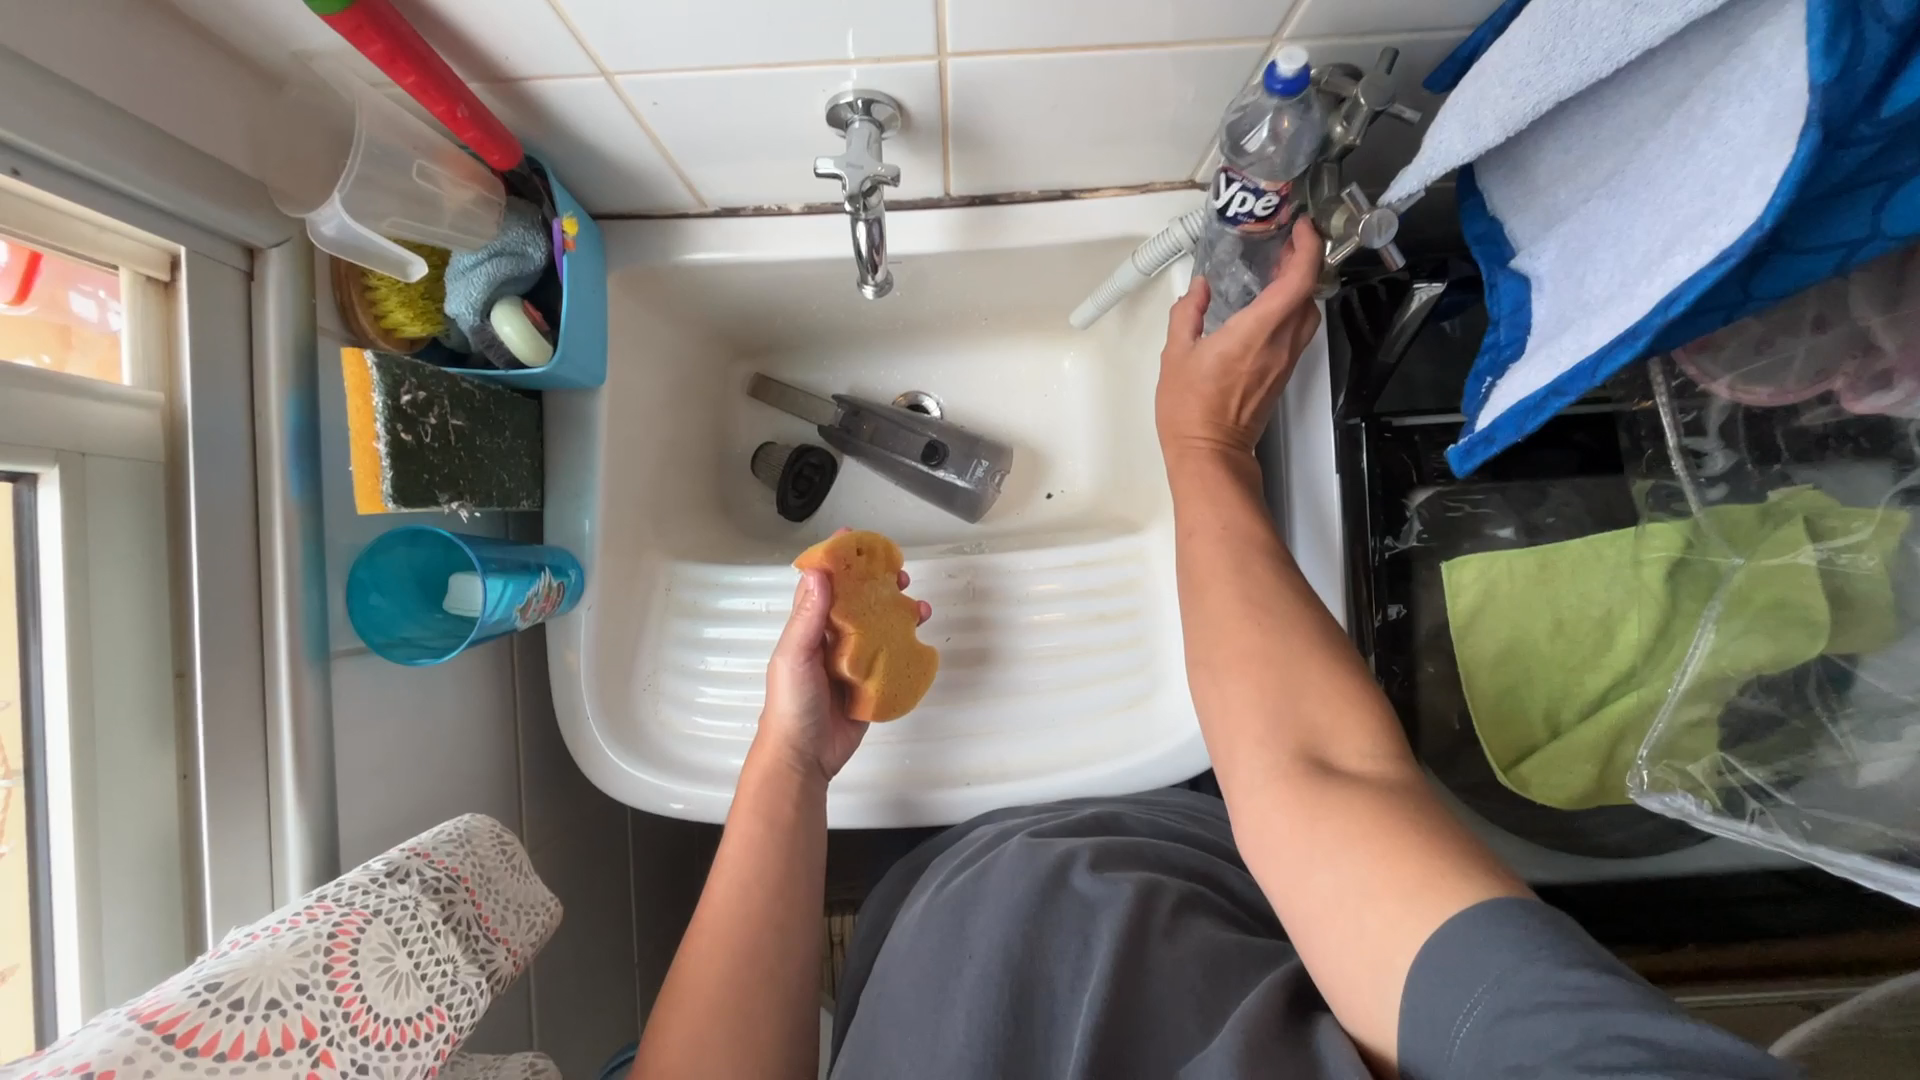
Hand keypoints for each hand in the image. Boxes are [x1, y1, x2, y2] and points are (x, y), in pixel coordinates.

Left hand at [755, 555, 932, 783]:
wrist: (805, 757)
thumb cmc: (791, 704)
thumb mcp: (795, 655)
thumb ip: (808, 616)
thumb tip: (819, 573)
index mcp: (810, 628)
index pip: (824, 585)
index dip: (838, 561)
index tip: (854, 538)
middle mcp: (833, 640)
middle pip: (859, 602)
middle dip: (879, 585)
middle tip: (899, 574)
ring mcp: (854, 662)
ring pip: (881, 628)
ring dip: (900, 614)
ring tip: (919, 608)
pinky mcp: (872, 684)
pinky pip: (893, 659)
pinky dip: (909, 646)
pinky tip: (921, 639)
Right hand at [1157, 217, 1323, 456]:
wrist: (1209, 452)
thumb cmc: (1189, 409)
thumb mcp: (1176, 355)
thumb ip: (1188, 314)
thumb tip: (1198, 289)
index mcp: (1256, 332)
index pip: (1300, 279)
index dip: (1308, 246)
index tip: (1299, 228)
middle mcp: (1280, 344)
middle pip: (1310, 292)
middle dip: (1304, 263)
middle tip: (1283, 247)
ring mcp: (1284, 361)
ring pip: (1308, 313)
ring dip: (1299, 289)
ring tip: (1275, 275)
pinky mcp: (1281, 375)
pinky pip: (1296, 333)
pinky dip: (1290, 312)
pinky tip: (1266, 310)